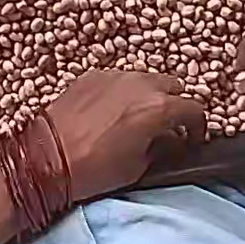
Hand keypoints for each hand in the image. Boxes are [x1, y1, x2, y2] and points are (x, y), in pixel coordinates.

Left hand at [44, 71, 206, 201]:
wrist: (47, 156)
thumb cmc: (95, 168)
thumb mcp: (138, 166)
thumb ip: (162, 147)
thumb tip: (171, 140)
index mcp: (158, 107)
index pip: (194, 109)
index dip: (197, 127)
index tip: (191, 140)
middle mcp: (140, 83)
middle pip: (173, 87)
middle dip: (175, 106)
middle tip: (167, 127)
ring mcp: (113, 75)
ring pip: (145, 79)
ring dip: (150, 95)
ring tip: (138, 118)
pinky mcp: (91, 75)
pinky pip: (119, 79)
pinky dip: (123, 91)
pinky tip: (112, 111)